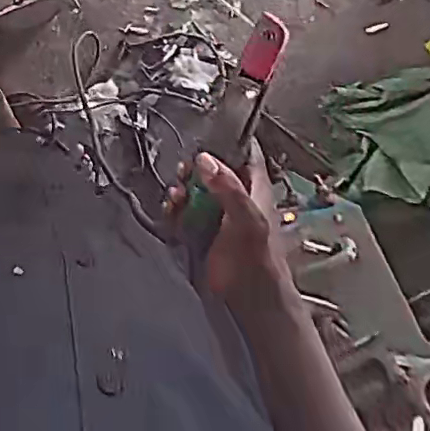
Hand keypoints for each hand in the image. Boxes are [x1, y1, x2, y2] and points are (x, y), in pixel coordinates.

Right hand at [167, 141, 289, 301]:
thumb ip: (228, 187)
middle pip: (211, 168)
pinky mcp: (199, 230)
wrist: (249, 300)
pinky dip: (174, 206)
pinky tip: (172, 207)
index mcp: (254, 186)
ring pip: (194, 187)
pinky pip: (182, 210)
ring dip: (182, 186)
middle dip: (195, 166)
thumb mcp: (248, 217)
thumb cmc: (258, 256)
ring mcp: (216, 212)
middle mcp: (234, 194)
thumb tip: (203, 159)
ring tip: (177, 192)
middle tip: (184, 168)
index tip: (208, 130)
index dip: (229, 138)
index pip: (244, 152)